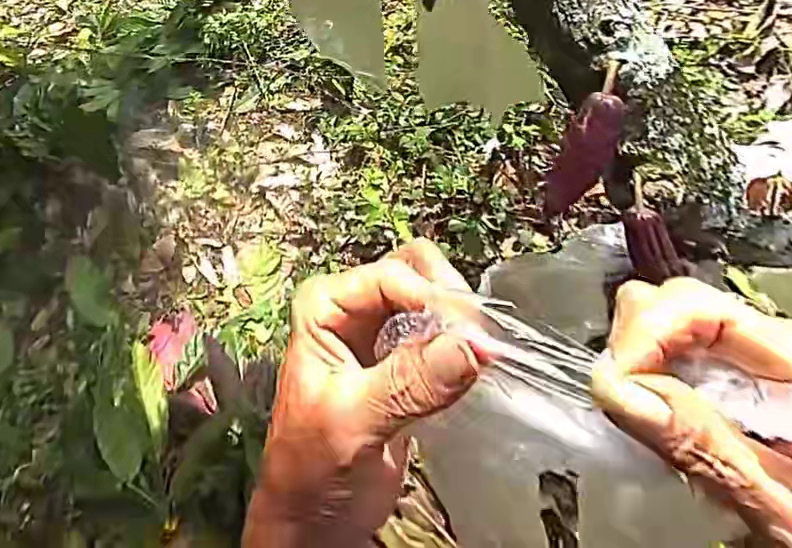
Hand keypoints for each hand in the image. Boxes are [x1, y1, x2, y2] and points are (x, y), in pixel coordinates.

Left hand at [243, 240, 482, 547]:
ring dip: (458, 318)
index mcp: (324, 304)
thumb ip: (408, 382)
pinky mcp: (402, 355)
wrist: (313, 519)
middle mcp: (349, 305)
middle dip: (448, 298)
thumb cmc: (311, 470)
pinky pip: (438, 330)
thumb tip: (468, 346)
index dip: (432, 298)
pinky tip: (472, 364)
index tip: (470, 333)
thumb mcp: (354, 421)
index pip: (388, 276)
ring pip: (429, 295)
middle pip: (412, 272)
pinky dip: (458, 340)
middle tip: (479, 338)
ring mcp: (377, 327)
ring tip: (480, 352)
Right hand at [590, 278, 791, 547]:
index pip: (708, 308)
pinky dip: (661, 379)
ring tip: (641, 415)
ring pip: (682, 325)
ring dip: (646, 360)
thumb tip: (618, 388)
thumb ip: (709, 453)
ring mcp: (782, 373)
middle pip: (689, 302)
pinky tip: (664, 421)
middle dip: (641, 340)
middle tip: (624, 402)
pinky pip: (693, 360)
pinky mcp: (764, 394)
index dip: (648, 331)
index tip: (616, 383)